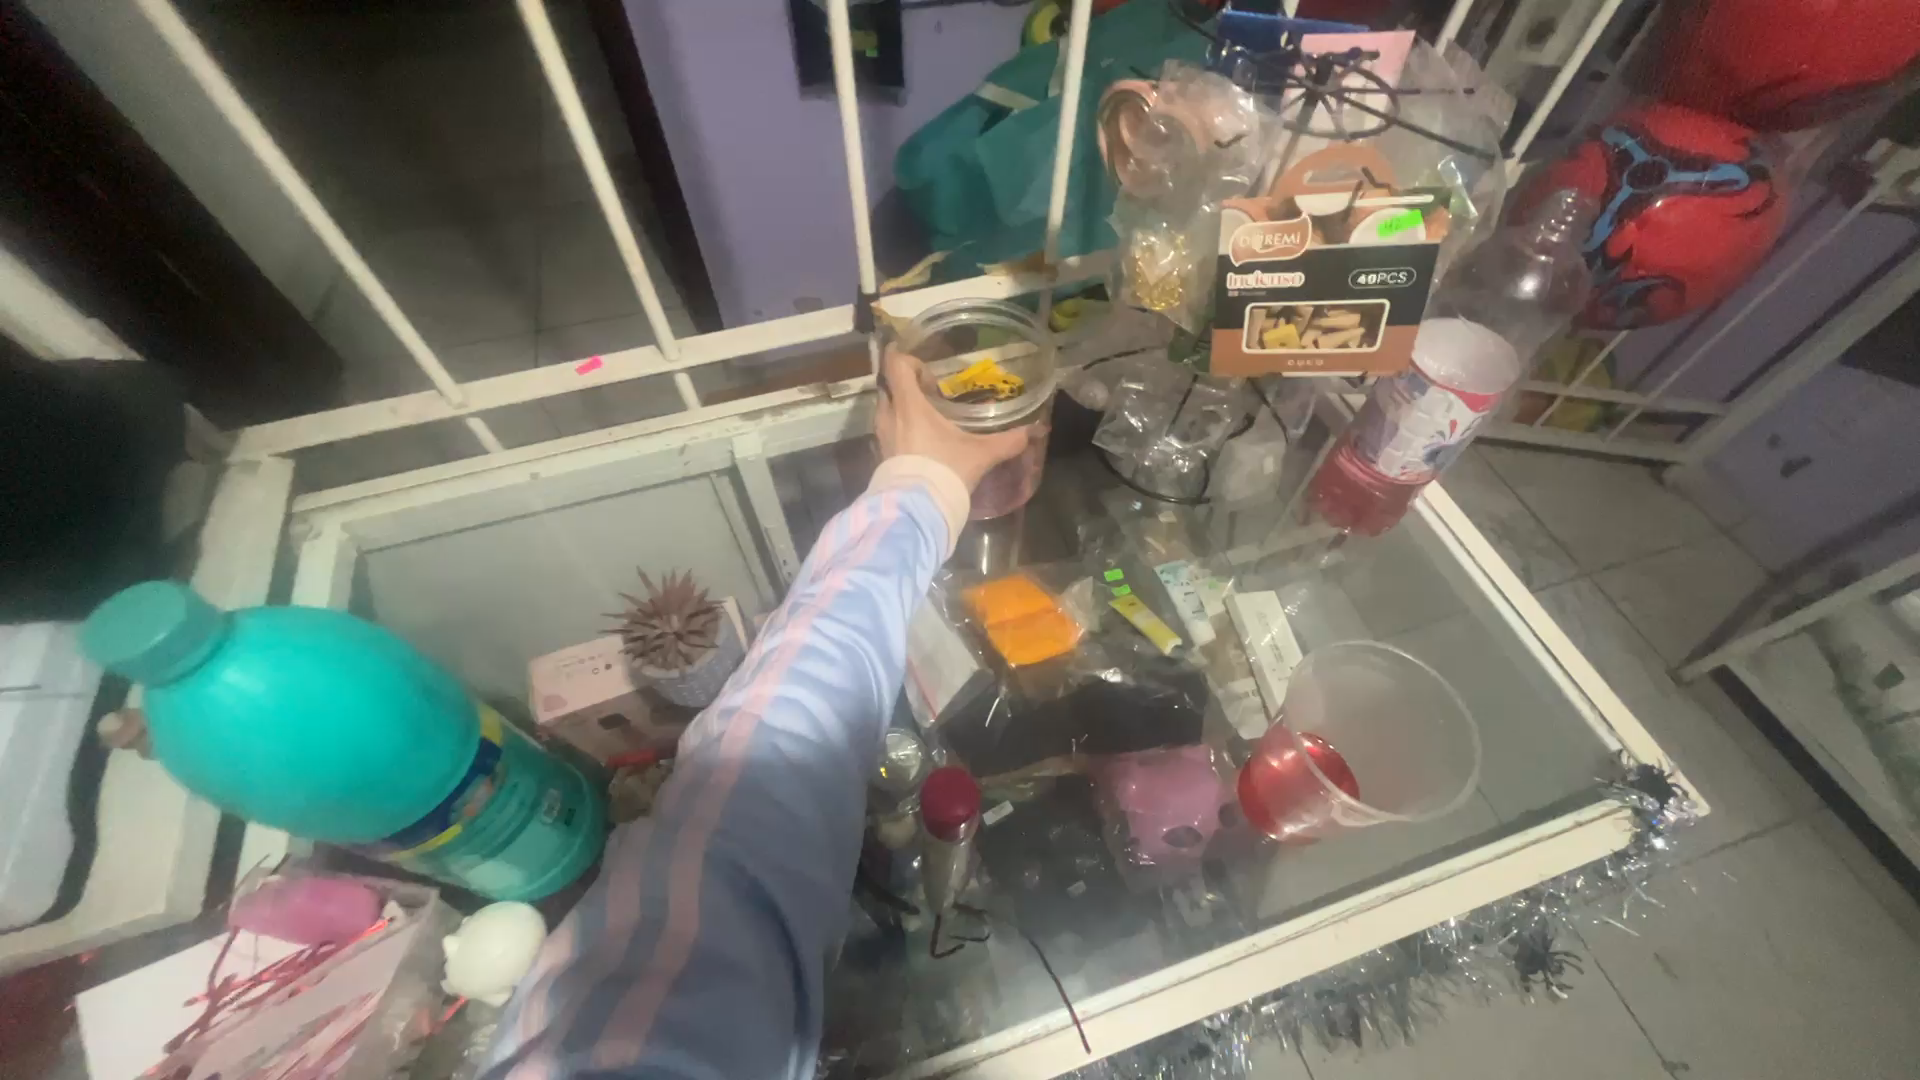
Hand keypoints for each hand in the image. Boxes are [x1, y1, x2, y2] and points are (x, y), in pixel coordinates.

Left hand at [876, 348, 1030, 489]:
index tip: (925, 367)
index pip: (895, 365)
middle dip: (905, 384)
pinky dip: (899, 428)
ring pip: (886, 409)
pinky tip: (921, 441)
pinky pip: (887, 431)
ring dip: (902, 407)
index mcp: (909, 405)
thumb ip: (1007, 441)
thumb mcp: (980, 454)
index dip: (906, 357)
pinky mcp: (881, 456)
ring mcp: (882, 437)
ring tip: (926, 416)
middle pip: (888, 385)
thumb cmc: (945, 471)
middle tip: (929, 391)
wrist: (918, 510)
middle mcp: (889, 416)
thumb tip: (1032, 432)